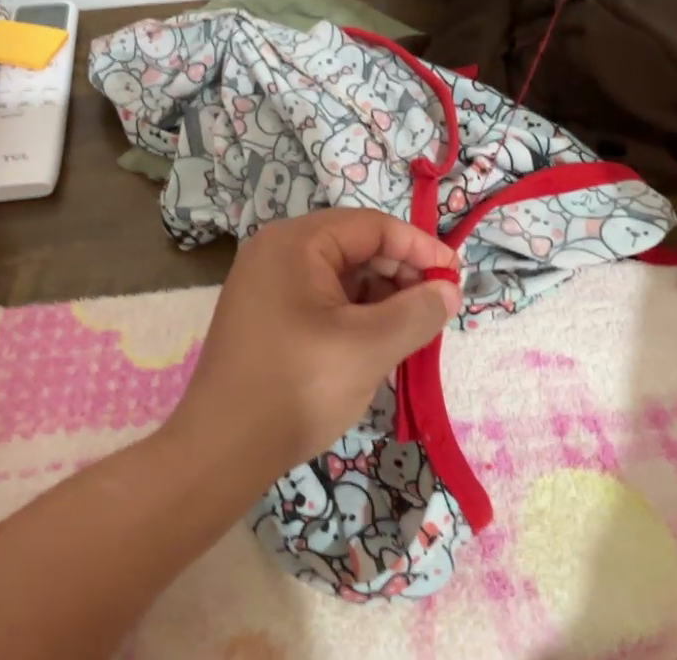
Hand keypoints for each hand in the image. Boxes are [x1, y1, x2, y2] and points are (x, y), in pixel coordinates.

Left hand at [164, 208, 460, 476]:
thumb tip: (448, 292)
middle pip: (355, 247)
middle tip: (434, 310)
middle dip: (400, 275)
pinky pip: (321, 300)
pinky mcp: (265, 316)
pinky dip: (354, 315)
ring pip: (340, 277)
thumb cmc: (298, 386)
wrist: (221, 449)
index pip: (372, 227)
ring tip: (409, 333)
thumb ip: (417, 312)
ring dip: (380, 298)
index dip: (419, 249)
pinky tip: (376, 344)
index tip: (455, 279)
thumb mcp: (370, 347)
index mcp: (296, 243)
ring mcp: (266, 284)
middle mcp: (276, 252)